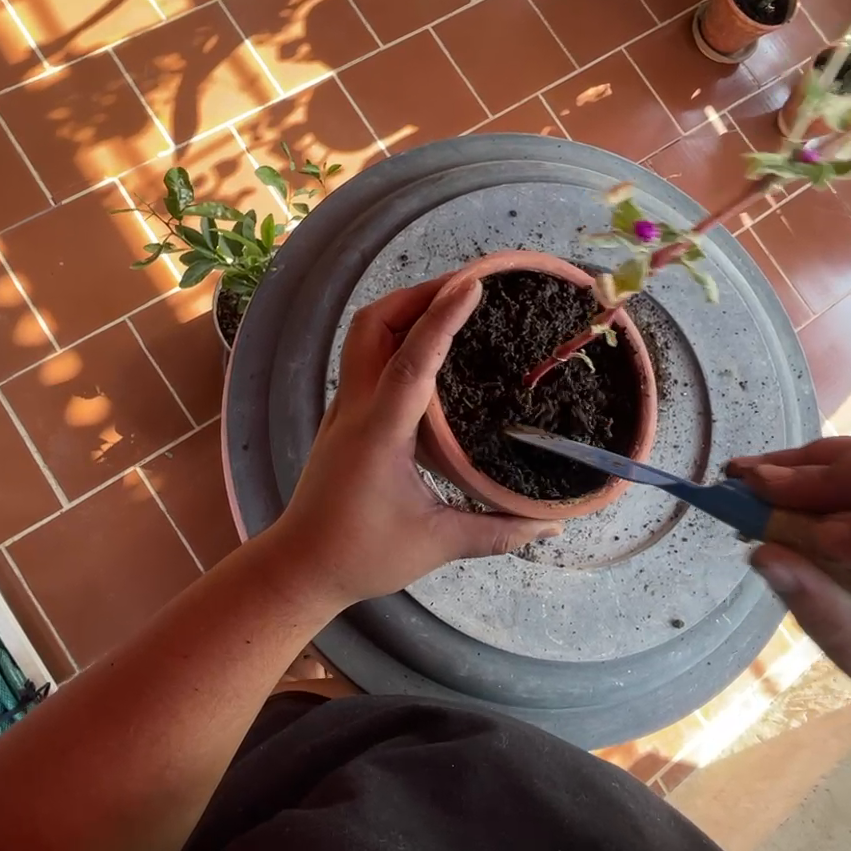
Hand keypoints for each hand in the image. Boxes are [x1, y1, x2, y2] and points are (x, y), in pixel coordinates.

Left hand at [266, 277, 561, 608]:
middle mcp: (355, 409)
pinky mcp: (343, 417)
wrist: (300, 566)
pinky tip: (428, 348)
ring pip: (363, 336)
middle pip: (372, 325)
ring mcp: (343, 409)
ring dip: (403, 309)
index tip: (473, 284)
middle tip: (465, 285)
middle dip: (416, 294)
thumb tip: (551, 528)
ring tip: (451, 304)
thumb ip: (496, 532)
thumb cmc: (361, 555)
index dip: (442, 319)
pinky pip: (365, 358)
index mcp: (379, 433)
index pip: (412, 362)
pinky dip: (396, 336)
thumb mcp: (435, 544)